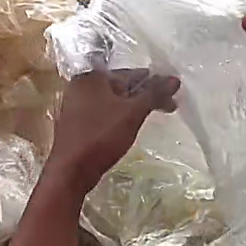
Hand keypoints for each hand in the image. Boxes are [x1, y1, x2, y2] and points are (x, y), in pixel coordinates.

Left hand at [45, 68, 180, 191]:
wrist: (70, 171)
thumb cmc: (101, 136)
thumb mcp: (132, 113)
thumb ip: (154, 93)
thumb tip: (175, 79)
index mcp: (92, 77)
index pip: (131, 73)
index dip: (154, 83)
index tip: (172, 94)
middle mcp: (81, 87)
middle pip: (121, 86)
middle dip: (145, 96)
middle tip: (168, 107)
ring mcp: (75, 106)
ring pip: (112, 101)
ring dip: (133, 108)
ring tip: (151, 117)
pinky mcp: (76, 124)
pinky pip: (103, 113)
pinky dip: (118, 117)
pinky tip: (129, 127)